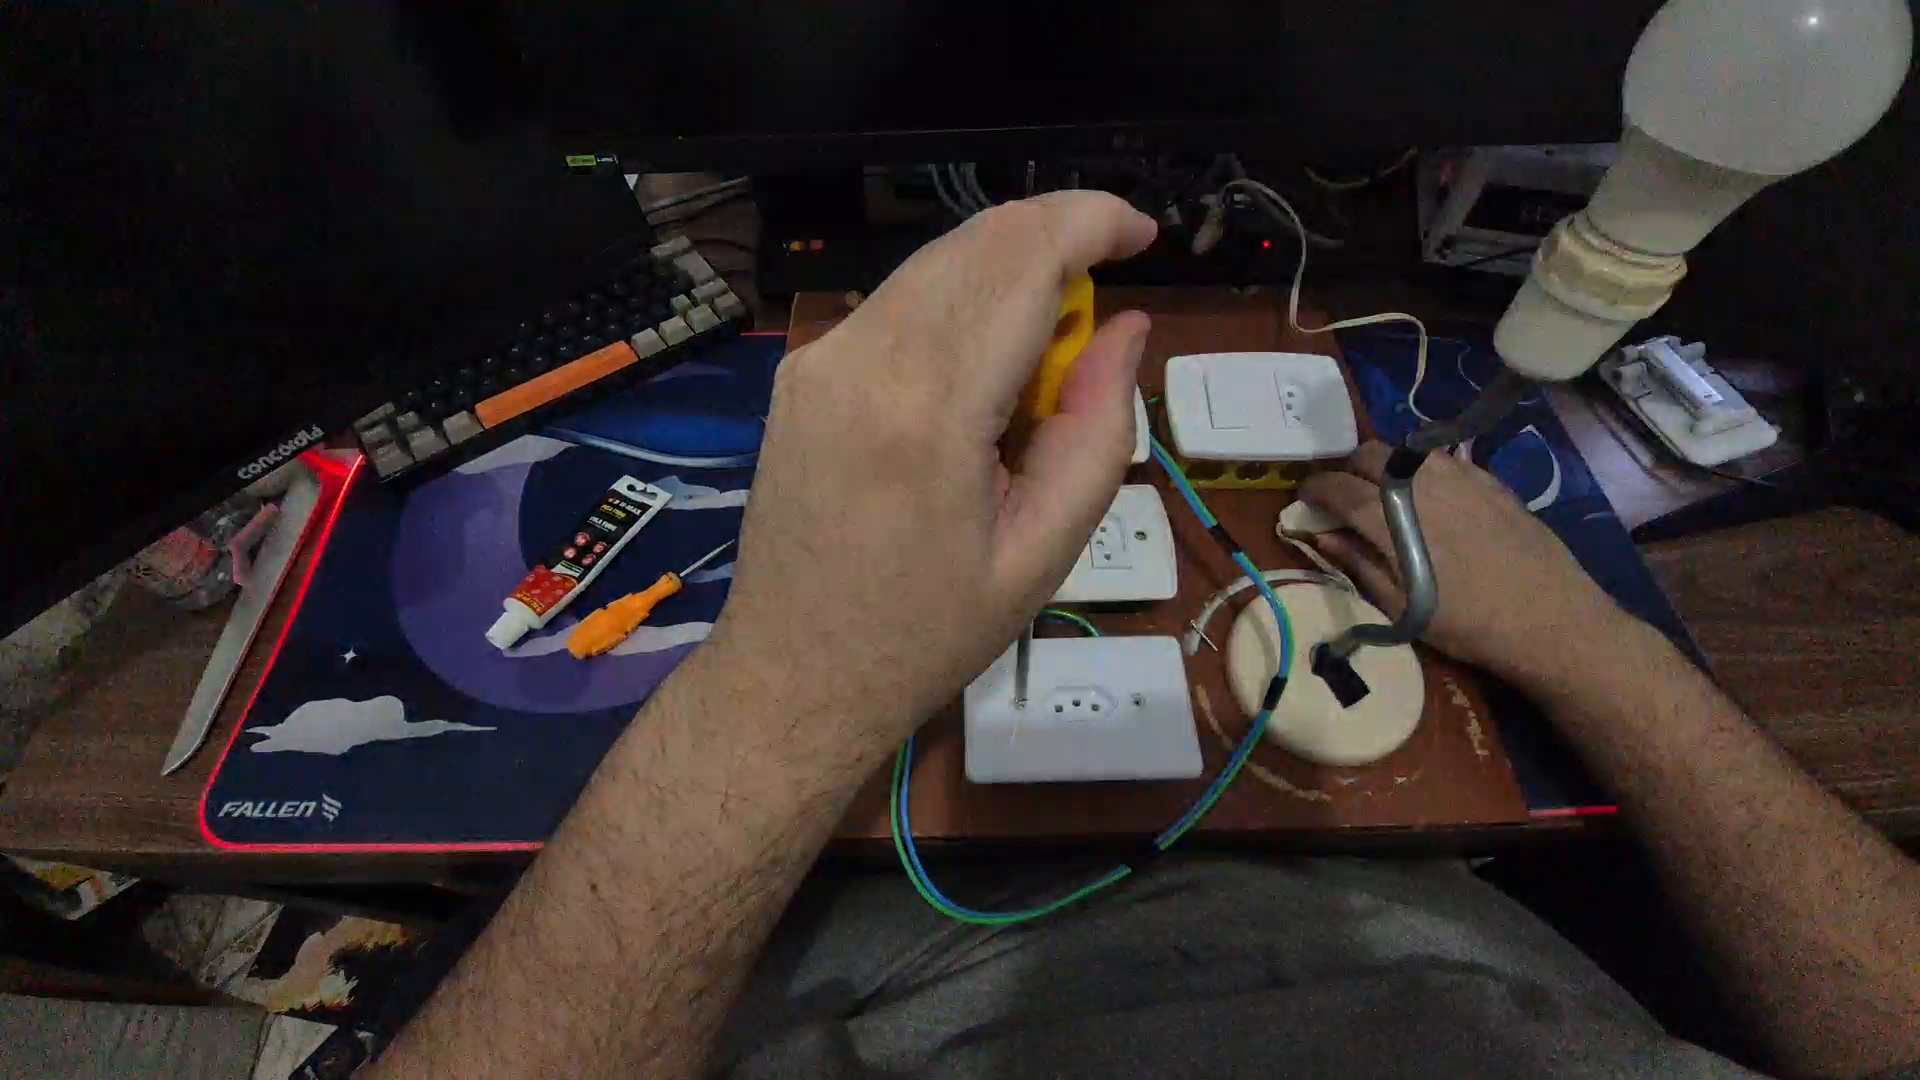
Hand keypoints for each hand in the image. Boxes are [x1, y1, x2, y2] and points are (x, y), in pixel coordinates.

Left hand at [710, 192, 1157, 749]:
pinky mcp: (798, 376)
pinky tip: (974, 374)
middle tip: (1095, 316)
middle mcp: (861, 359)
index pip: (1022, 258)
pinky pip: (892, 306)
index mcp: (929, 410)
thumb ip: (1098, 428)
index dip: (1092, 220)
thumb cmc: (929, 634)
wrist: (797, 673)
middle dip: (1053, 242)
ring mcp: (817, 362)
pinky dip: (953, 308)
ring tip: (1039, 359)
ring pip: (932, 266)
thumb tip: (1128, 328)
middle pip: (975, 244)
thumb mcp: (1043, 552)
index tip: (1141, 233)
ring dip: (1003, 277)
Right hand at [1297, 442, 1628, 691]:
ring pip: (1405, 451)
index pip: (1336, 486)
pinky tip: (1428, 498)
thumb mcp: (1397, 605)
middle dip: (1346, 470)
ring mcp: (1461, 477)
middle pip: (1368, 455)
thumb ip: (1355, 562)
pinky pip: (1443, 461)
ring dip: (1384, 466)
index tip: (1306, 499)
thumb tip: (1320, 536)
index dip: (1313, 489)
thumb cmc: (1466, 624)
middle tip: (1343, 498)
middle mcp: (1422, 486)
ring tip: (1384, 494)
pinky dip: (1420, 472)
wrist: (1553, 622)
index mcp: (1391, 518)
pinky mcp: (1491, 481)